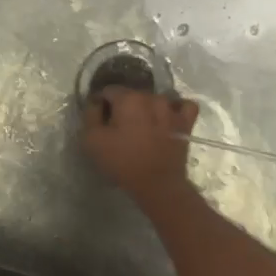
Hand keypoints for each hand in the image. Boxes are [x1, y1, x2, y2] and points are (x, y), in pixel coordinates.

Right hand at [81, 87, 198, 198]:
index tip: (100, 121)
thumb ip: (90, 114)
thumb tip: (96, 102)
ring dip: (147, 109)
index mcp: (128, 98)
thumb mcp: (91, 140)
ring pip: (155, 99)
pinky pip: (183, 106)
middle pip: (132, 94)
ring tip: (142, 127)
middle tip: (119, 128)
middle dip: (123, 107)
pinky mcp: (185, 122)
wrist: (157, 184)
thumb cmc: (122, 162)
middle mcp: (151, 97)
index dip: (102, 105)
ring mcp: (171, 108)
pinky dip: (175, 109)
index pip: (108, 91)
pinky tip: (167, 118)